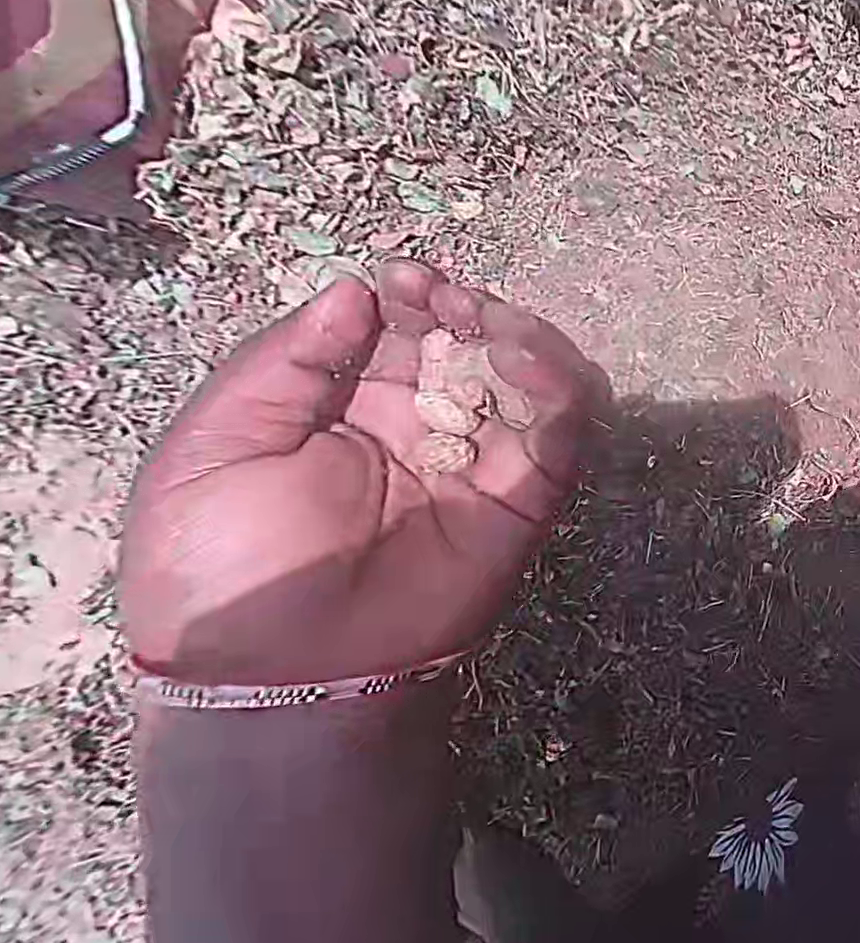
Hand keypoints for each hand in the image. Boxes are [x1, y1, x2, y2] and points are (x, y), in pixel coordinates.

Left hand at [119, 260, 609, 684]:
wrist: (287, 666)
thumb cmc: (228, 561)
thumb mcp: (216, 446)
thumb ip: (285, 366)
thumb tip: (355, 291)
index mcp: (363, 406)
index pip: (411, 333)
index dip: (418, 297)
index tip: (408, 276)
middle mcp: (439, 423)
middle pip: (485, 348)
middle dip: (476, 312)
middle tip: (453, 301)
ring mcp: (492, 458)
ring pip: (539, 382)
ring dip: (527, 343)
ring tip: (493, 330)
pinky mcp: (533, 493)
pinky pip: (561, 433)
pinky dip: (559, 393)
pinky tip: (526, 365)